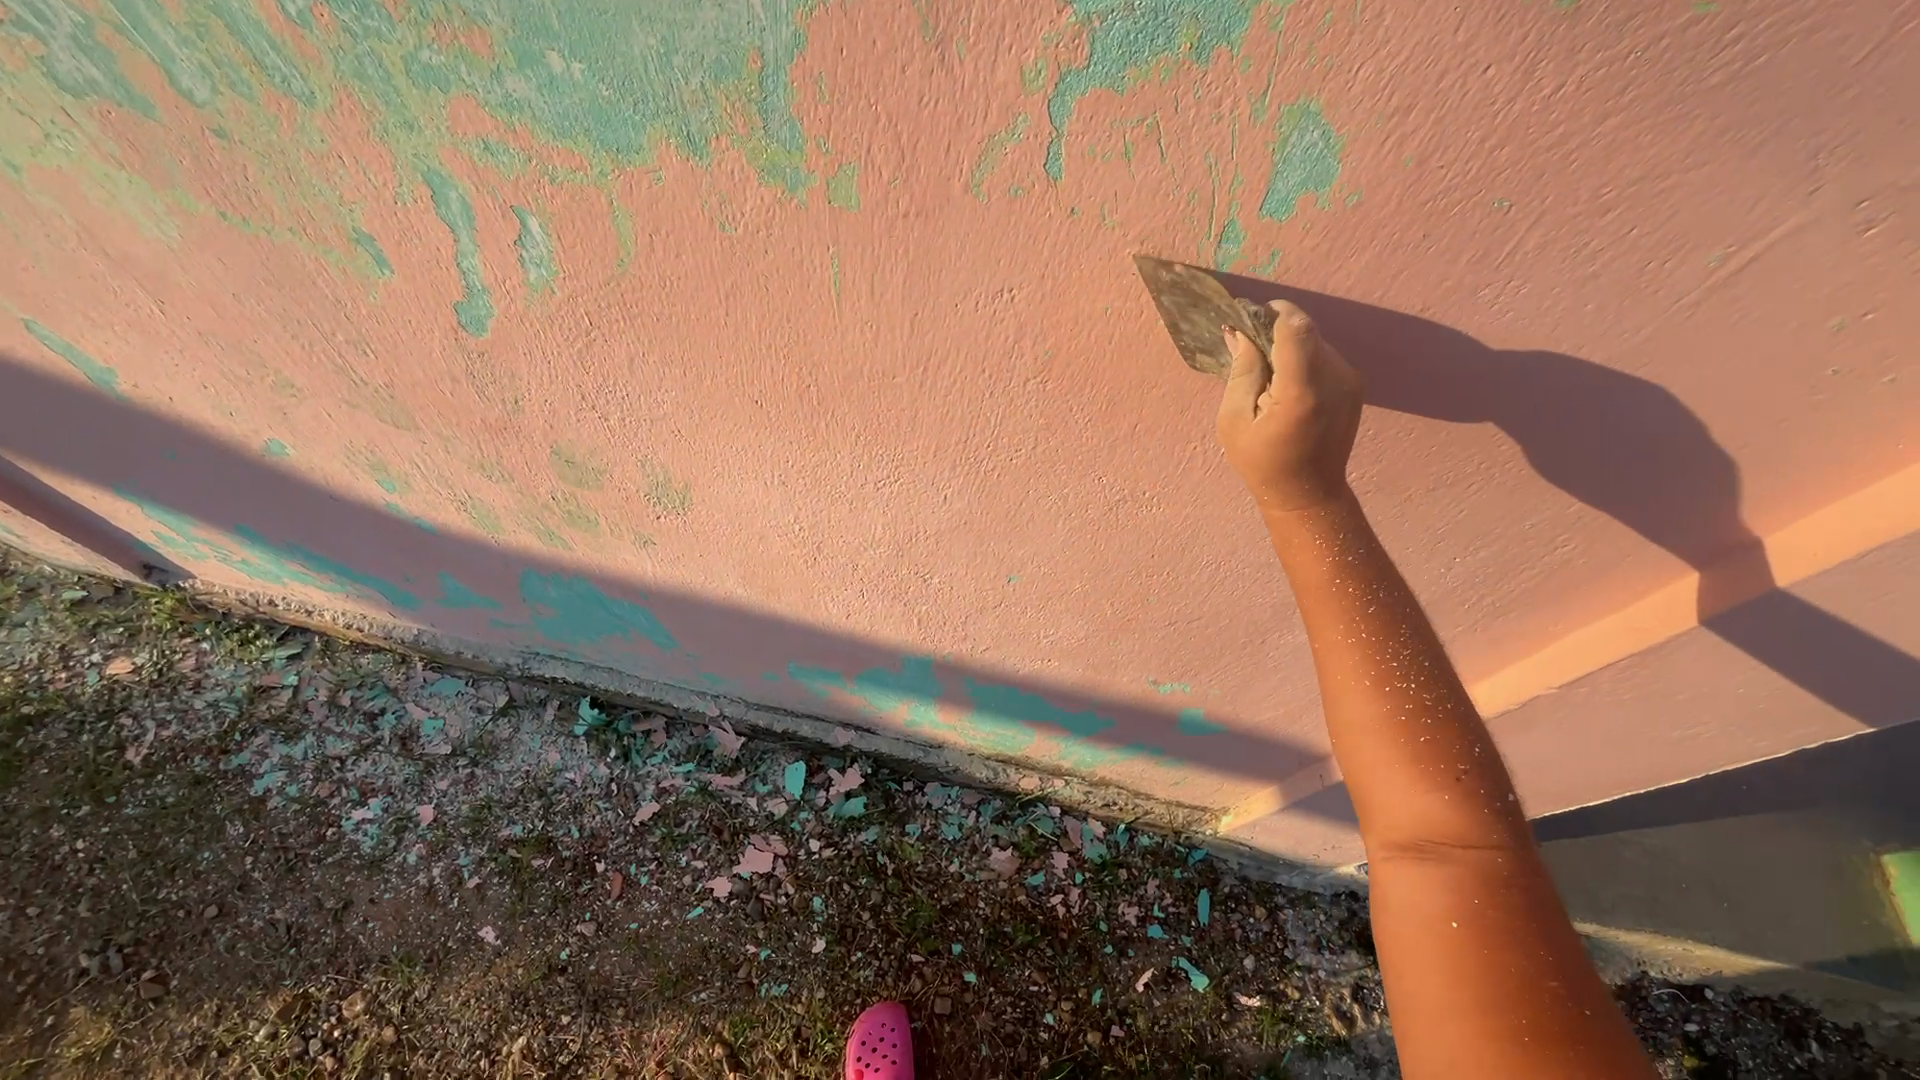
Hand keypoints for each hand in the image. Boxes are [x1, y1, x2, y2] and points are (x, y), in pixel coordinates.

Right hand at [1216, 300, 1364, 511]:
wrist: (1309, 493)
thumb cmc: (1261, 462)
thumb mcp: (1234, 421)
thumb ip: (1242, 371)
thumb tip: (1240, 333)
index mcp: (1301, 392)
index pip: (1295, 328)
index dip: (1271, 314)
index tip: (1248, 318)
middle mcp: (1334, 379)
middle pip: (1305, 330)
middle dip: (1276, 330)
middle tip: (1251, 350)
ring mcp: (1350, 380)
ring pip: (1316, 340)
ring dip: (1290, 345)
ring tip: (1269, 375)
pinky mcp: (1355, 383)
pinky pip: (1325, 355)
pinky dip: (1303, 359)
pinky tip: (1287, 386)